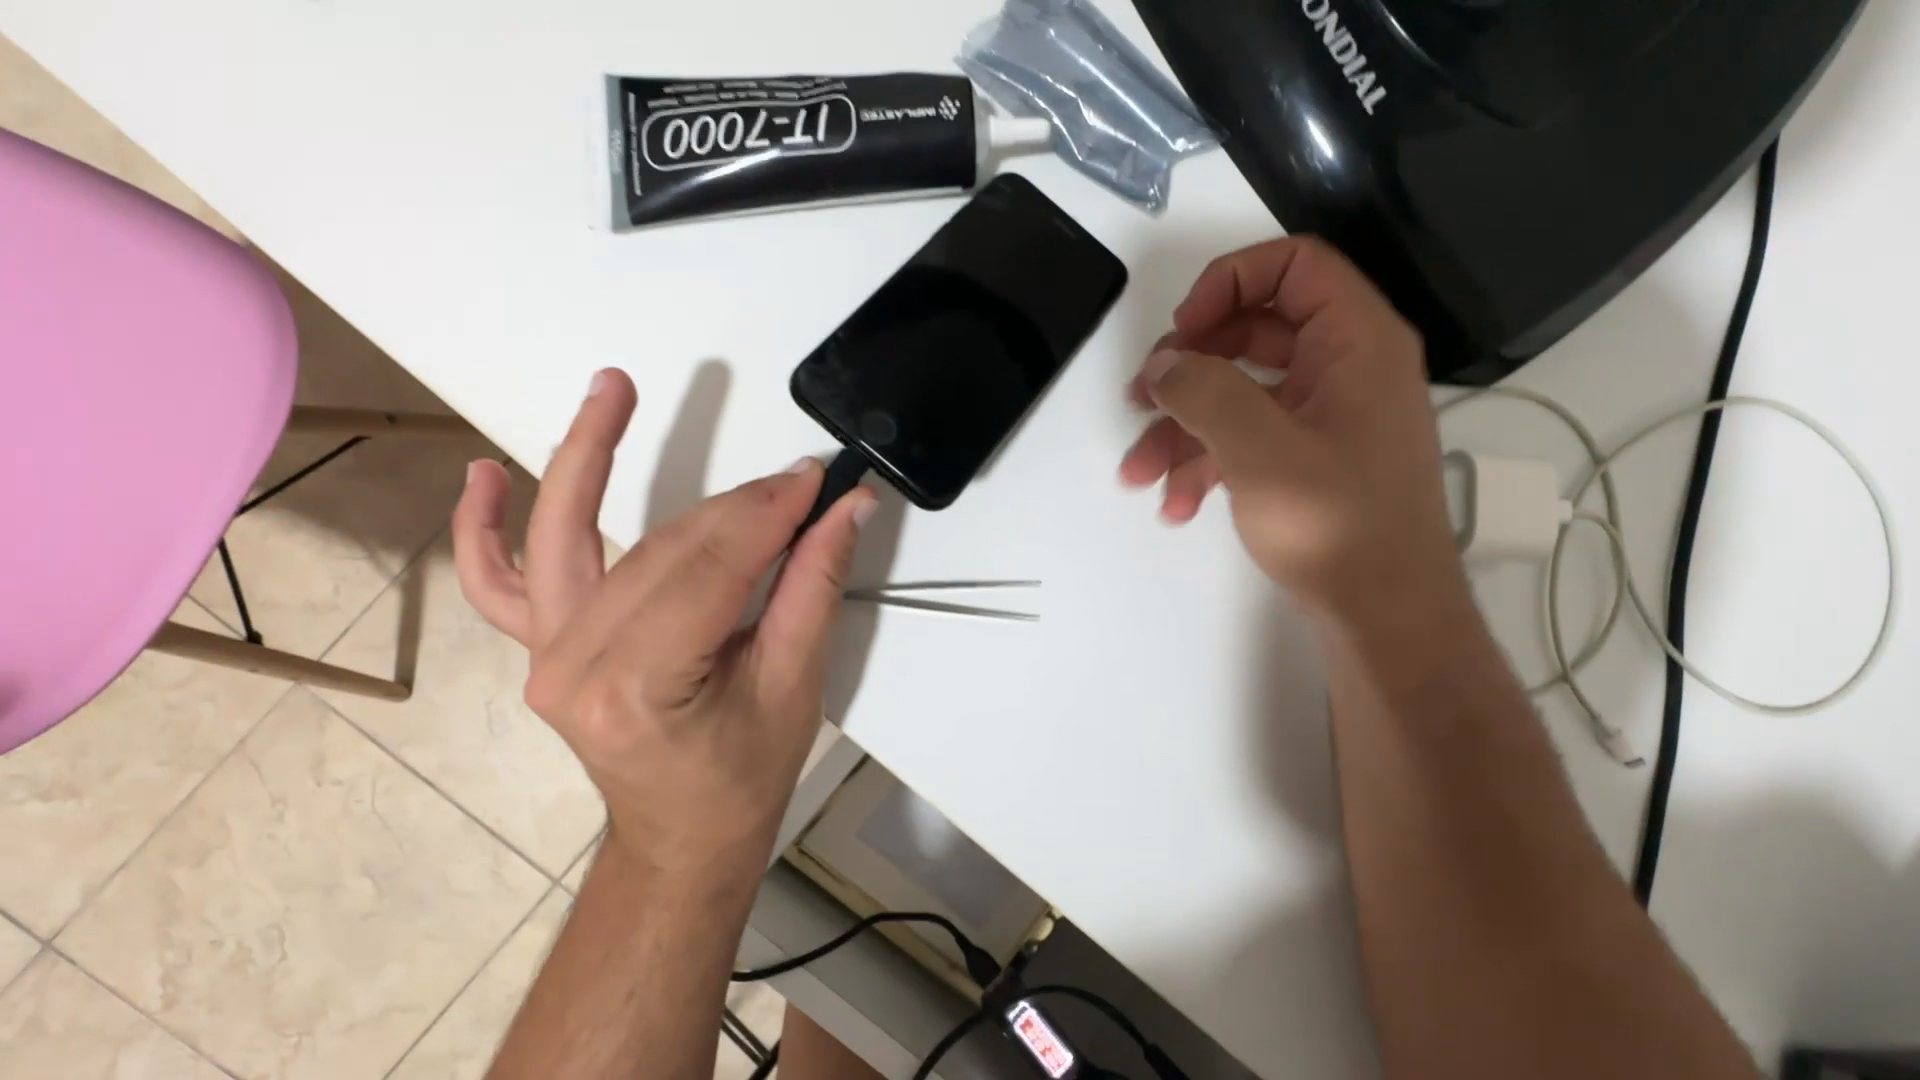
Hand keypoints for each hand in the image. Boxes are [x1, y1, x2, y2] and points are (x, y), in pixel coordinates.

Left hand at [451, 368, 876, 887]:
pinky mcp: (542, 646)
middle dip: (737, 505)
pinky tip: (482, 475)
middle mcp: (573, 664)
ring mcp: (546, 654)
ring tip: (611, 388)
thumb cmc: (744, 776)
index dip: (769, 514)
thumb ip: (814, 585)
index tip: (814, 478)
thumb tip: (846, 506)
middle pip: (660, 548)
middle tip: (794, 478)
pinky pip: (497, 583)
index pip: (709, 567)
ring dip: (585, 456)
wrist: (684, 836)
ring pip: (571, 537)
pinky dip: (484, 528)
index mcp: (639, 686)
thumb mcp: (795, 684)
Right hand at [1121, 237, 1462, 625]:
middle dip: (1187, 367)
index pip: (1293, 265)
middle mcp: (1346, 367)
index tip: (1182, 332)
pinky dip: (1207, 461)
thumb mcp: (1260, 450)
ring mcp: (1327, 415)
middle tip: (1140, 399)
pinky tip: (1176, 503)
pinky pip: (1249, 436)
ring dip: (1182, 427)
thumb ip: (1204, 392)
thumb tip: (1163, 365)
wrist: (1384, 614)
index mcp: (1356, 341)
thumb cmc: (1336, 524)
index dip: (1229, 282)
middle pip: (1252, 330)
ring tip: (1138, 472)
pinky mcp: (1310, 457)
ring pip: (1240, 392)